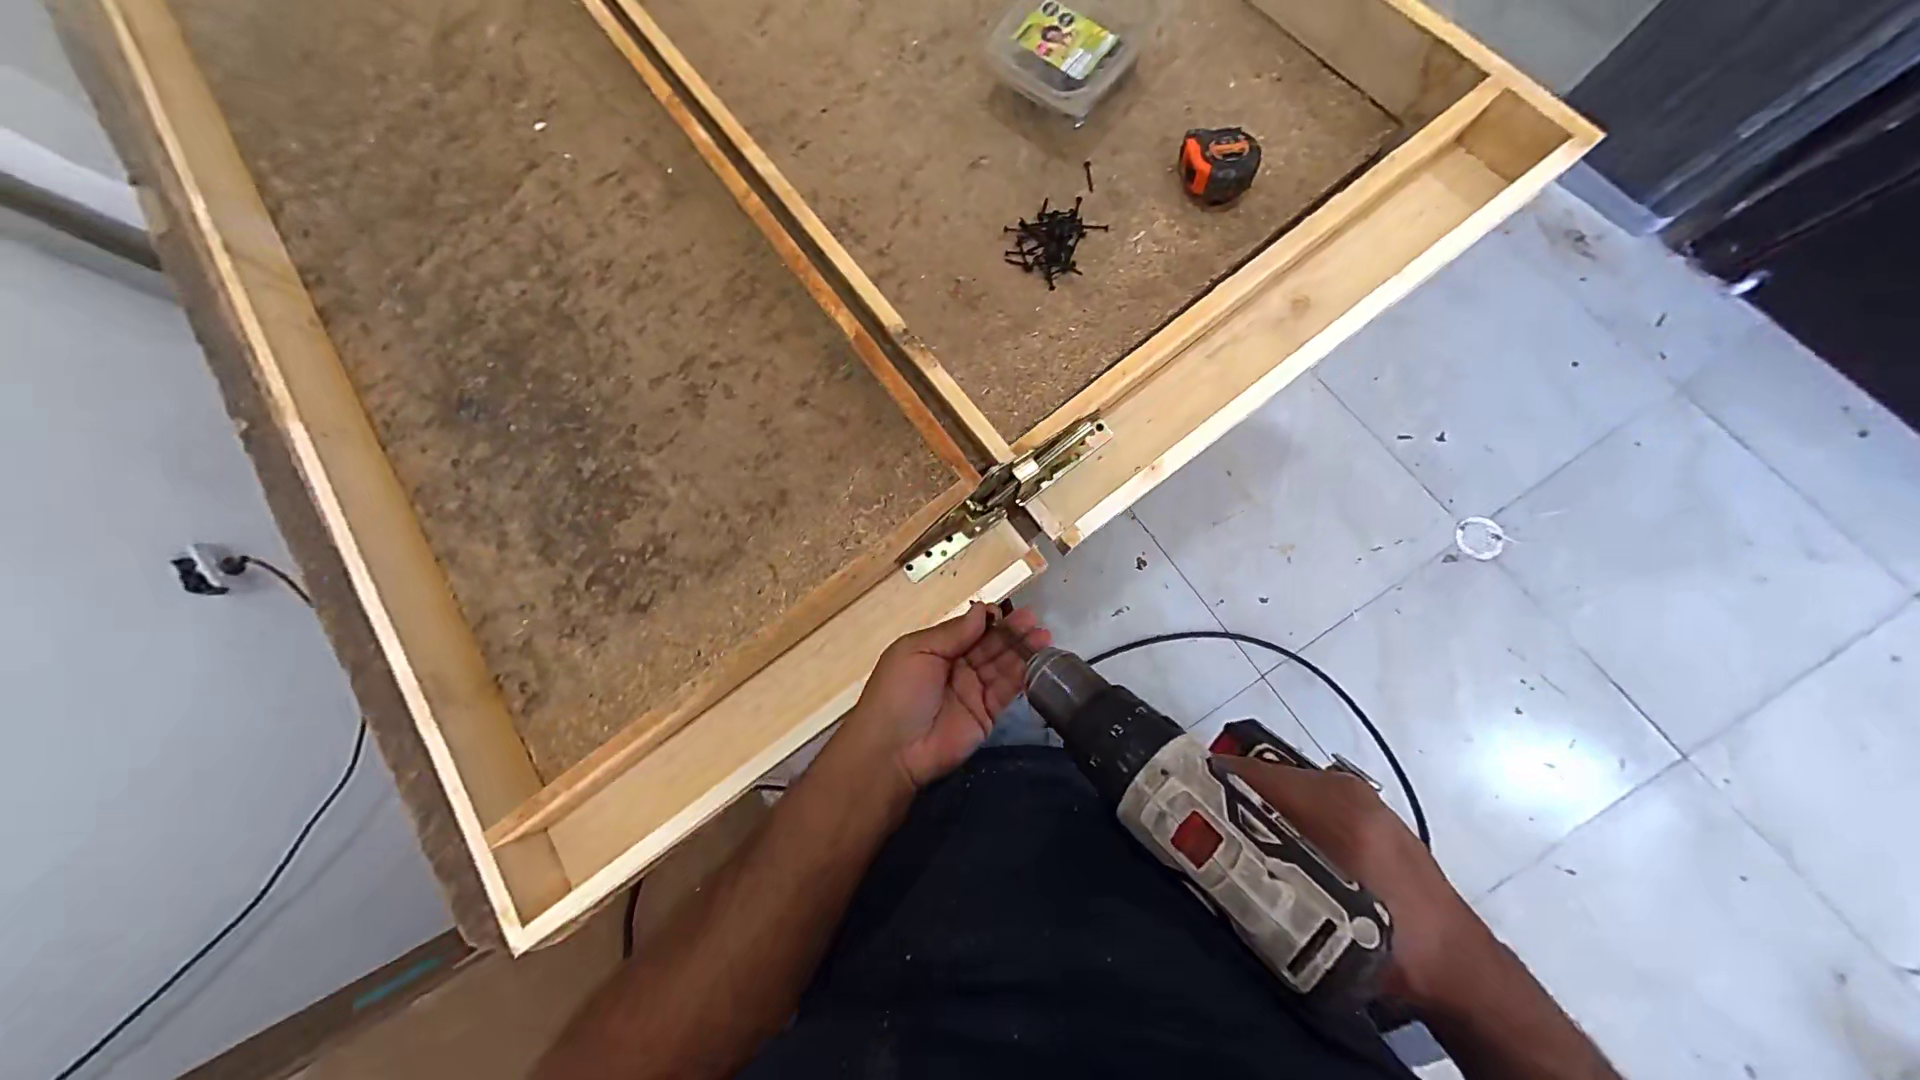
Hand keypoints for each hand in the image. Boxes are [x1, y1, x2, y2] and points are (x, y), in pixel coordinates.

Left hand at [838, 603, 1051, 790]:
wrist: (893, 751)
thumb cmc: (898, 693)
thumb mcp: (917, 652)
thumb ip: (953, 633)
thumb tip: (982, 611)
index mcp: (937, 649)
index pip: (970, 629)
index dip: (990, 619)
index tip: (1010, 610)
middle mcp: (957, 667)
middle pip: (990, 645)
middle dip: (1012, 632)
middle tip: (1036, 620)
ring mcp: (973, 691)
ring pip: (1003, 665)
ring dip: (1023, 650)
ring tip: (1045, 636)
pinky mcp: (987, 715)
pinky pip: (1007, 691)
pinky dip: (1023, 676)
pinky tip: (1039, 661)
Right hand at [1212, 757, 1499, 1011]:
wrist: (1463, 973)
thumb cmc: (1391, 947)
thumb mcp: (1316, 916)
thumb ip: (1259, 875)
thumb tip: (1201, 850)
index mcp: (1334, 804)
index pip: (1249, 774)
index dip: (1208, 785)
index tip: (1179, 804)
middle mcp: (1345, 790)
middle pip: (1264, 779)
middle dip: (1228, 798)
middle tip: (1198, 827)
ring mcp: (1361, 801)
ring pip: (1285, 792)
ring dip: (1254, 809)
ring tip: (1230, 841)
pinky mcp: (1370, 817)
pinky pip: (1308, 803)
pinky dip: (1282, 815)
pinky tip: (1275, 850)